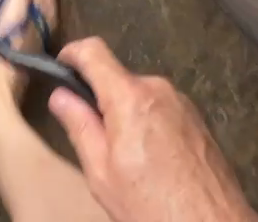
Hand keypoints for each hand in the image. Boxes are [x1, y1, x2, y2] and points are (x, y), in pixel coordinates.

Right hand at [48, 38, 257, 221]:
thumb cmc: (152, 207)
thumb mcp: (102, 173)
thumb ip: (80, 126)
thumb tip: (60, 95)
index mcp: (129, 96)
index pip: (93, 51)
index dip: (72, 53)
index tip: (60, 67)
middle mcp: (157, 87)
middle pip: (117, 79)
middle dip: (102, 101)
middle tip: (96, 143)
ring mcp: (181, 101)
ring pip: (139, 96)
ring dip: (127, 115)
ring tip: (129, 162)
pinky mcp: (197, 117)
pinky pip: (161, 109)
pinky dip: (149, 124)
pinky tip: (155, 163)